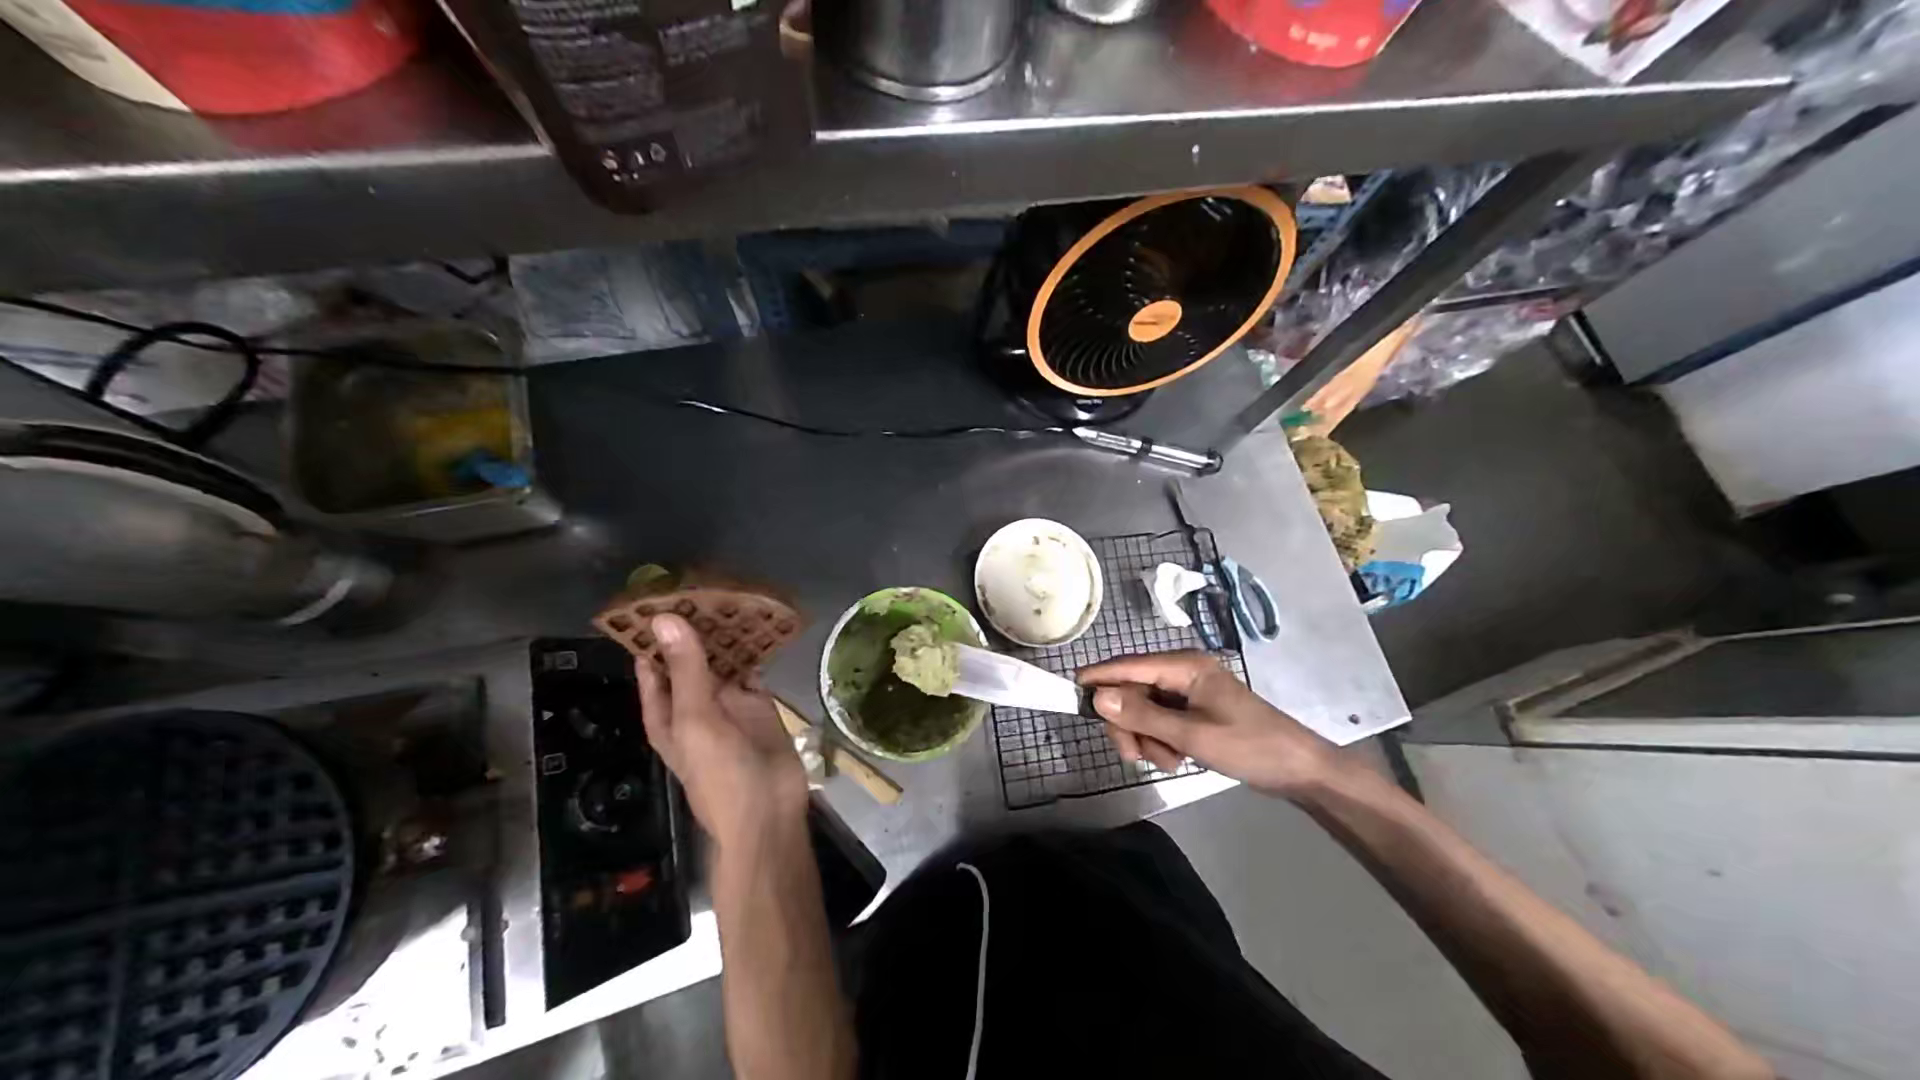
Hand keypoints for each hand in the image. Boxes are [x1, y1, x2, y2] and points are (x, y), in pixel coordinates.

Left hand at [634, 613, 808, 850]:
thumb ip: (685, 668)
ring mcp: (727, 702)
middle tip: (708, 582)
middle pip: (690, 657)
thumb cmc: (719, 771)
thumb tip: (664, 619)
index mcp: (665, 710)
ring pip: (723, 659)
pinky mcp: (758, 703)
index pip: (651, 664)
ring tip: (735, 593)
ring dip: (727, 634)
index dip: (654, 633)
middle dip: (696, 627)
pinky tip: (763, 623)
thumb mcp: (695, 717)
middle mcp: (693, 701)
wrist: (768, 810)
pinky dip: (756, 649)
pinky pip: (753, 669)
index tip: (664, 594)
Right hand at [1078, 651, 1352, 799]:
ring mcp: (1187, 692)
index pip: (1128, 665)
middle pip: (1131, 691)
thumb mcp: (1191, 736)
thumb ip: (1142, 716)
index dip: (1098, 677)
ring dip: (1146, 738)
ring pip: (1142, 710)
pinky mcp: (1192, 711)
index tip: (1071, 691)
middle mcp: (1182, 672)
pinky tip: (1176, 759)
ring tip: (1169, 760)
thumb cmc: (1249, 746)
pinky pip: (1158, 721)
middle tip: (1136, 755)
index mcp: (1184, 666)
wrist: (1299, 769)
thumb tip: (1098, 696)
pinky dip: (1159, 741)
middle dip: (1129, 724)